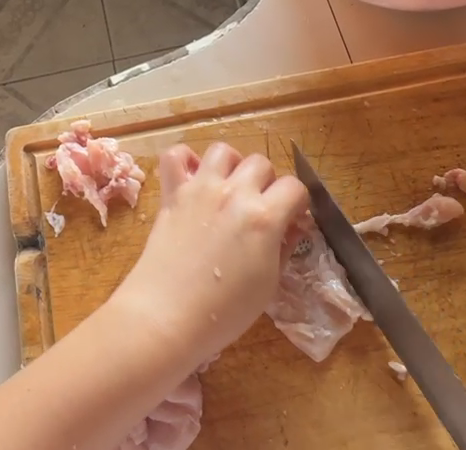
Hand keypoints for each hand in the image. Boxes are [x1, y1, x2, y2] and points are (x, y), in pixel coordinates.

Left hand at [105, 143, 308, 370]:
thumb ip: (283, 247)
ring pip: (222, 150)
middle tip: (260, 207)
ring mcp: (200, 188)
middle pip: (260, 163)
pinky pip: (175, 155)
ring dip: (231, 165)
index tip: (292, 217)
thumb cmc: (225, 311)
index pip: (294, 187)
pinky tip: (193, 179)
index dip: (297, 203)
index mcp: (264, 217)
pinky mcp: (172, 192)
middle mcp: (233, 193)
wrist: (168, 315)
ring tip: (229, 188)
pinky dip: (185, 160)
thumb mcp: (268, 284)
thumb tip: (294, 226)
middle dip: (267, 182)